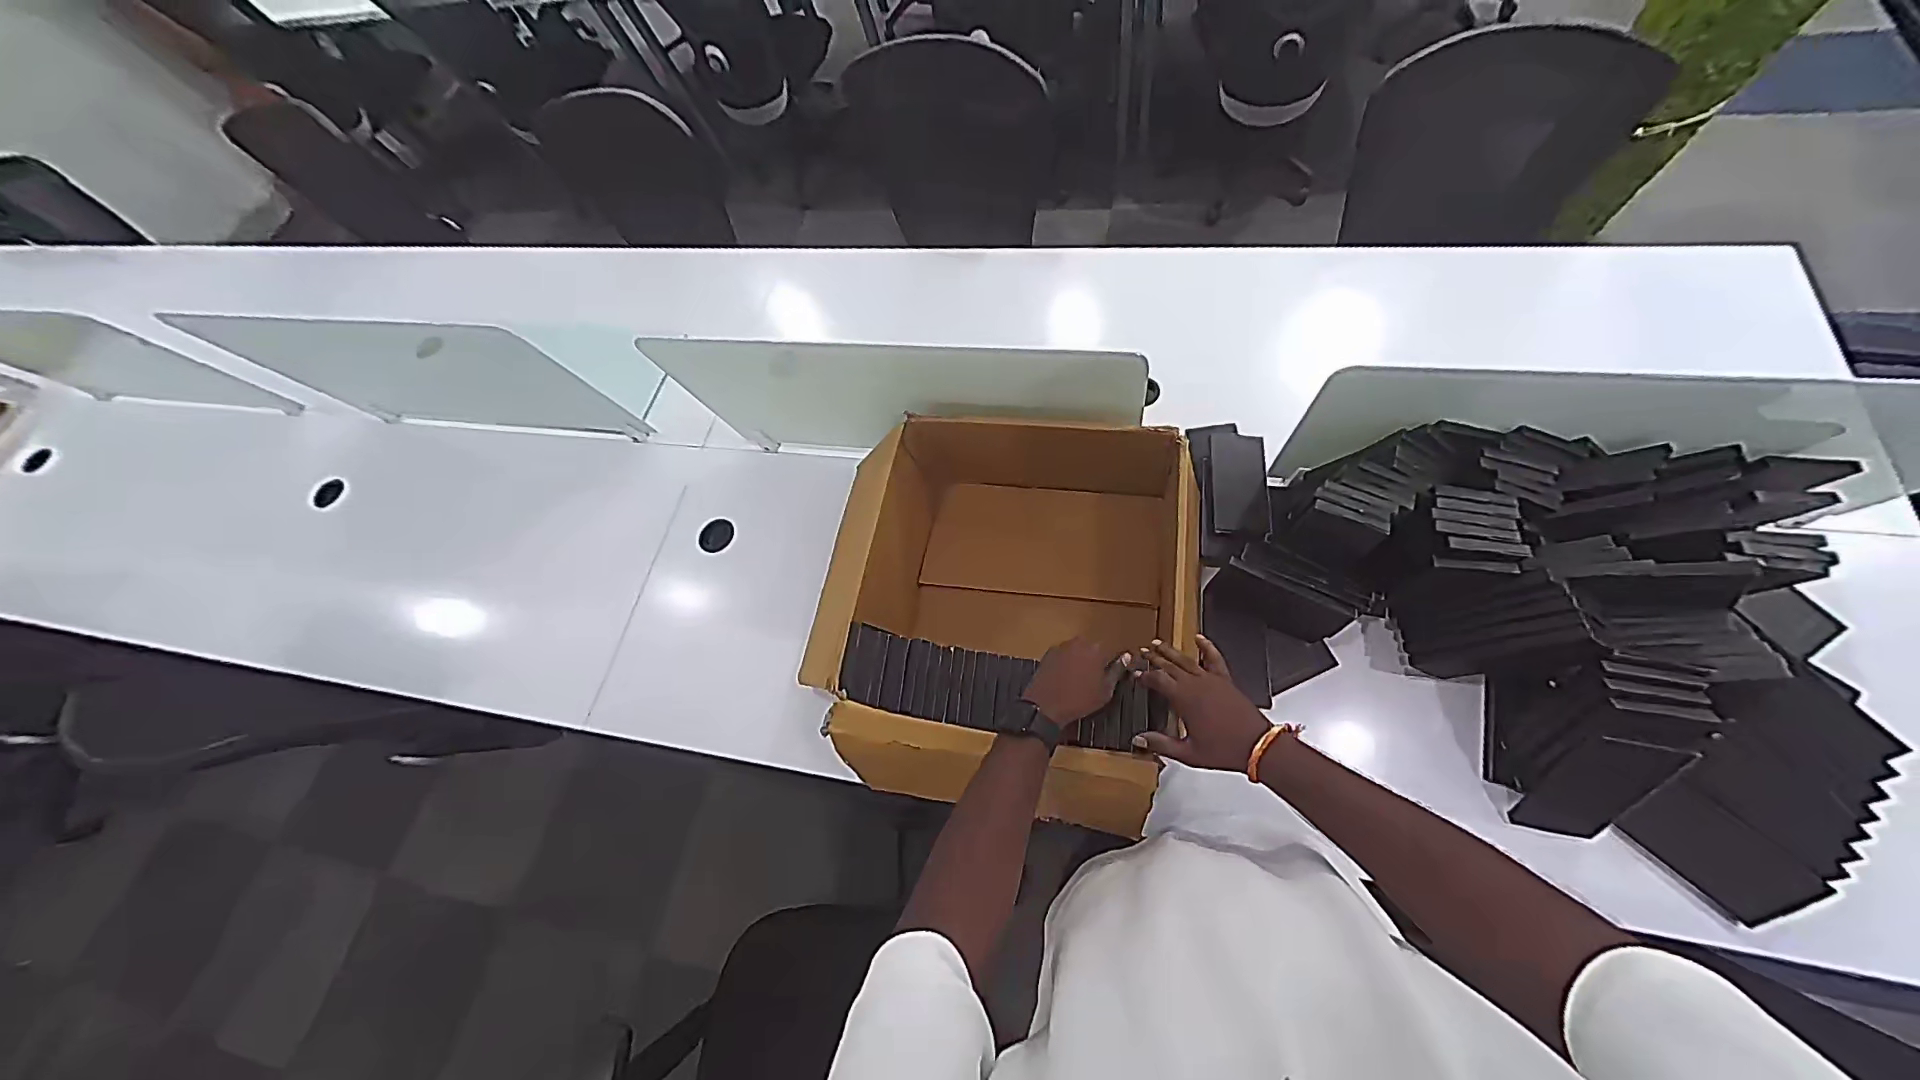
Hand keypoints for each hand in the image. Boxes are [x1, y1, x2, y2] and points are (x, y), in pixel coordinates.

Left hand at [1022, 637, 1126, 727]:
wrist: (1045, 705)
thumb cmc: (1080, 700)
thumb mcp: (1105, 690)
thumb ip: (1116, 671)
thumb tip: (1125, 658)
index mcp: (1097, 649)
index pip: (1112, 651)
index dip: (1113, 663)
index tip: (1112, 674)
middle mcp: (1079, 642)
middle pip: (1093, 649)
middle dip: (1096, 660)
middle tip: (1094, 679)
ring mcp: (1062, 646)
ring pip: (1078, 651)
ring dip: (1080, 660)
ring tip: (1078, 680)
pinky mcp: (1048, 652)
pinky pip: (1064, 655)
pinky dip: (1066, 663)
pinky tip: (1065, 677)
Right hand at [1132, 636, 1272, 770]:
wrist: (1258, 746)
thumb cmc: (1225, 750)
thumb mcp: (1188, 753)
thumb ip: (1162, 744)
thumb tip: (1140, 740)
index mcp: (1184, 700)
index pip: (1157, 680)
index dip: (1144, 676)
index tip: (1136, 675)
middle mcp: (1196, 685)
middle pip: (1169, 665)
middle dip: (1154, 658)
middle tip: (1143, 652)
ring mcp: (1211, 680)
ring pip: (1186, 659)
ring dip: (1171, 650)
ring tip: (1158, 643)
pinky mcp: (1226, 681)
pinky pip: (1214, 658)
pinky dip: (1206, 646)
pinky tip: (1199, 639)